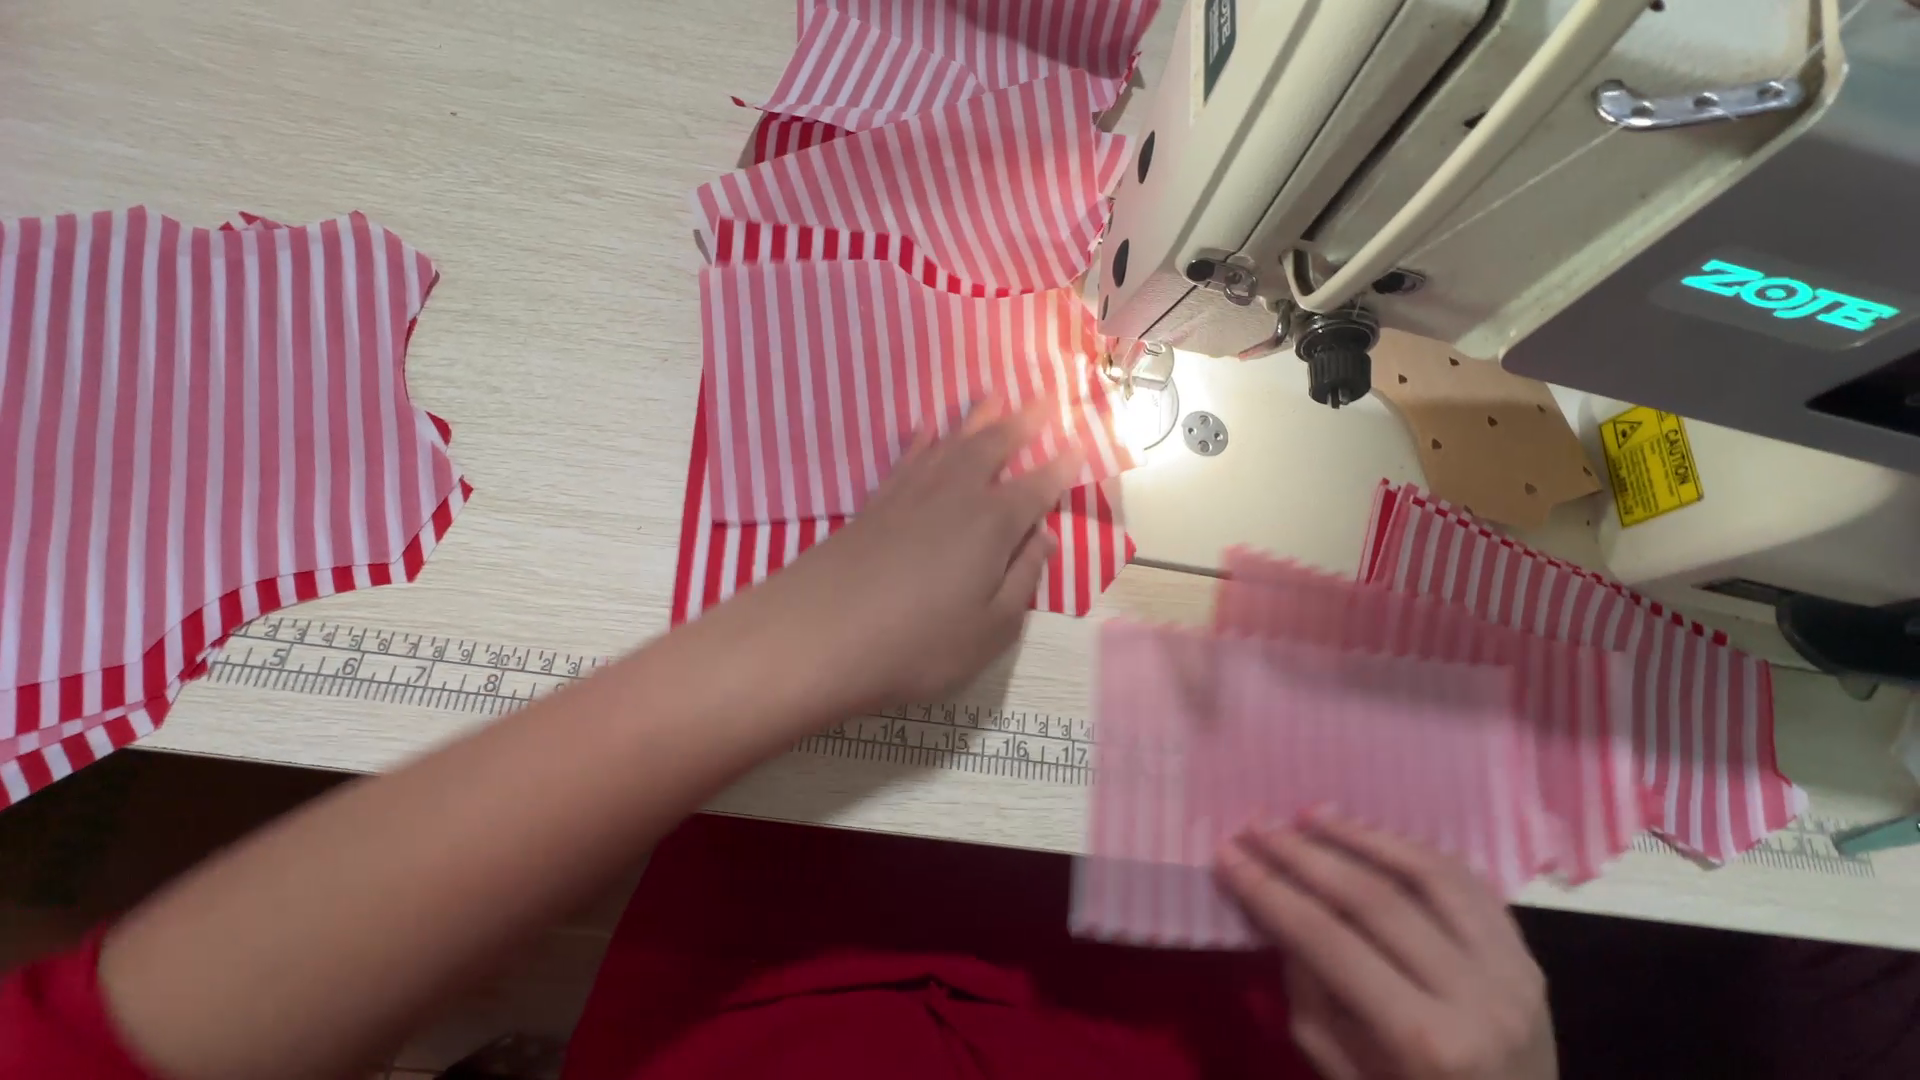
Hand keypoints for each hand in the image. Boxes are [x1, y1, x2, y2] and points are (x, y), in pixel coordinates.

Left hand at [734, 400, 1080, 711]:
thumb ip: (1024, 579)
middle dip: (1023, 421)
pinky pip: (907, 455)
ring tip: (993, 395)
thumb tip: (1046, 538)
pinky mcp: (875, 503)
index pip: (1038, 486)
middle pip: (995, 446)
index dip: (1062, 467)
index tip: (1079, 445)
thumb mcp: (991, 629)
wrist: (819, 634)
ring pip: (951, 441)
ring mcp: (910, 493)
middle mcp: (955, 494)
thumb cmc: (918, 644)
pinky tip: (927, 426)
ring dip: (976, 417)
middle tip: (1043, 396)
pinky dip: (922, 437)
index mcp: (993, 524)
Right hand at [1217, 812, 1556, 1079]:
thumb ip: (1308, 990)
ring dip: (1361, 835)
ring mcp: (1513, 972)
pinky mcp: (1529, 957)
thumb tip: (1281, 909)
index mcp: (1425, 1041)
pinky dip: (1414, 851)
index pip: (1329, 942)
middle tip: (1256, 823)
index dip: (1271, 891)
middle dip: (1303, 854)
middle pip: (1375, 899)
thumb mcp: (1342, 1071)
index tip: (1227, 853)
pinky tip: (1372, 835)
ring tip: (1310, 813)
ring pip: (1428, 875)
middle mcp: (1476, 998)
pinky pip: (1468, 883)